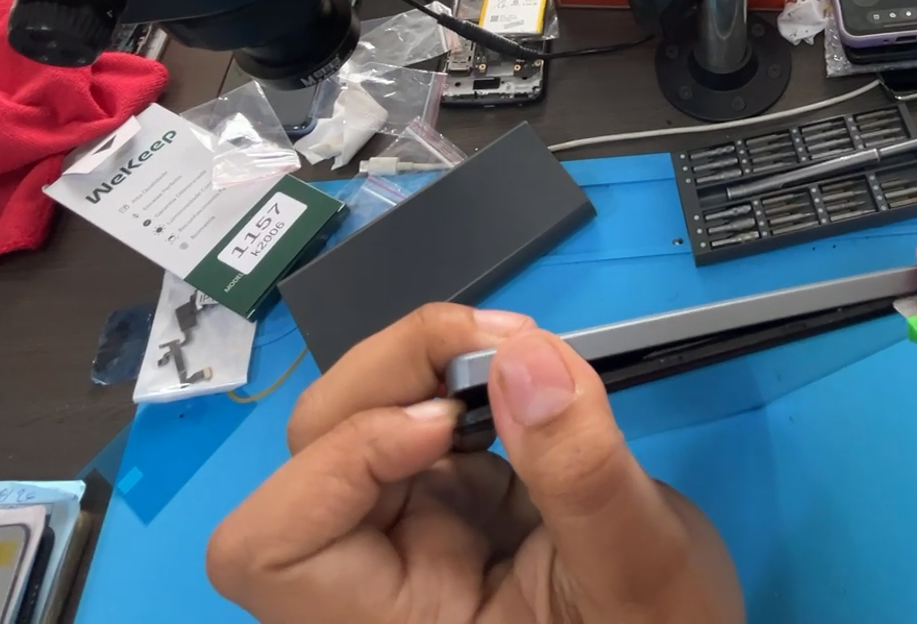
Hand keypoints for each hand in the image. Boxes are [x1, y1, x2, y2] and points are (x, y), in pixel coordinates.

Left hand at [208, 304, 742, 623]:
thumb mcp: (643, 572)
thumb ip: (582, 474)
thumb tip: (521, 353)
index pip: (273, 546)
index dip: (342, 462)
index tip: (451, 423)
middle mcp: (377, 575)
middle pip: (311, 449)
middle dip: (397, 370)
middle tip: (501, 342)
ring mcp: (411, 526)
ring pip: (359, 414)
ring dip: (428, 360)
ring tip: (519, 347)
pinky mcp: (449, 490)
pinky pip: (420, 409)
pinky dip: (463, 370)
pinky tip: (526, 372)